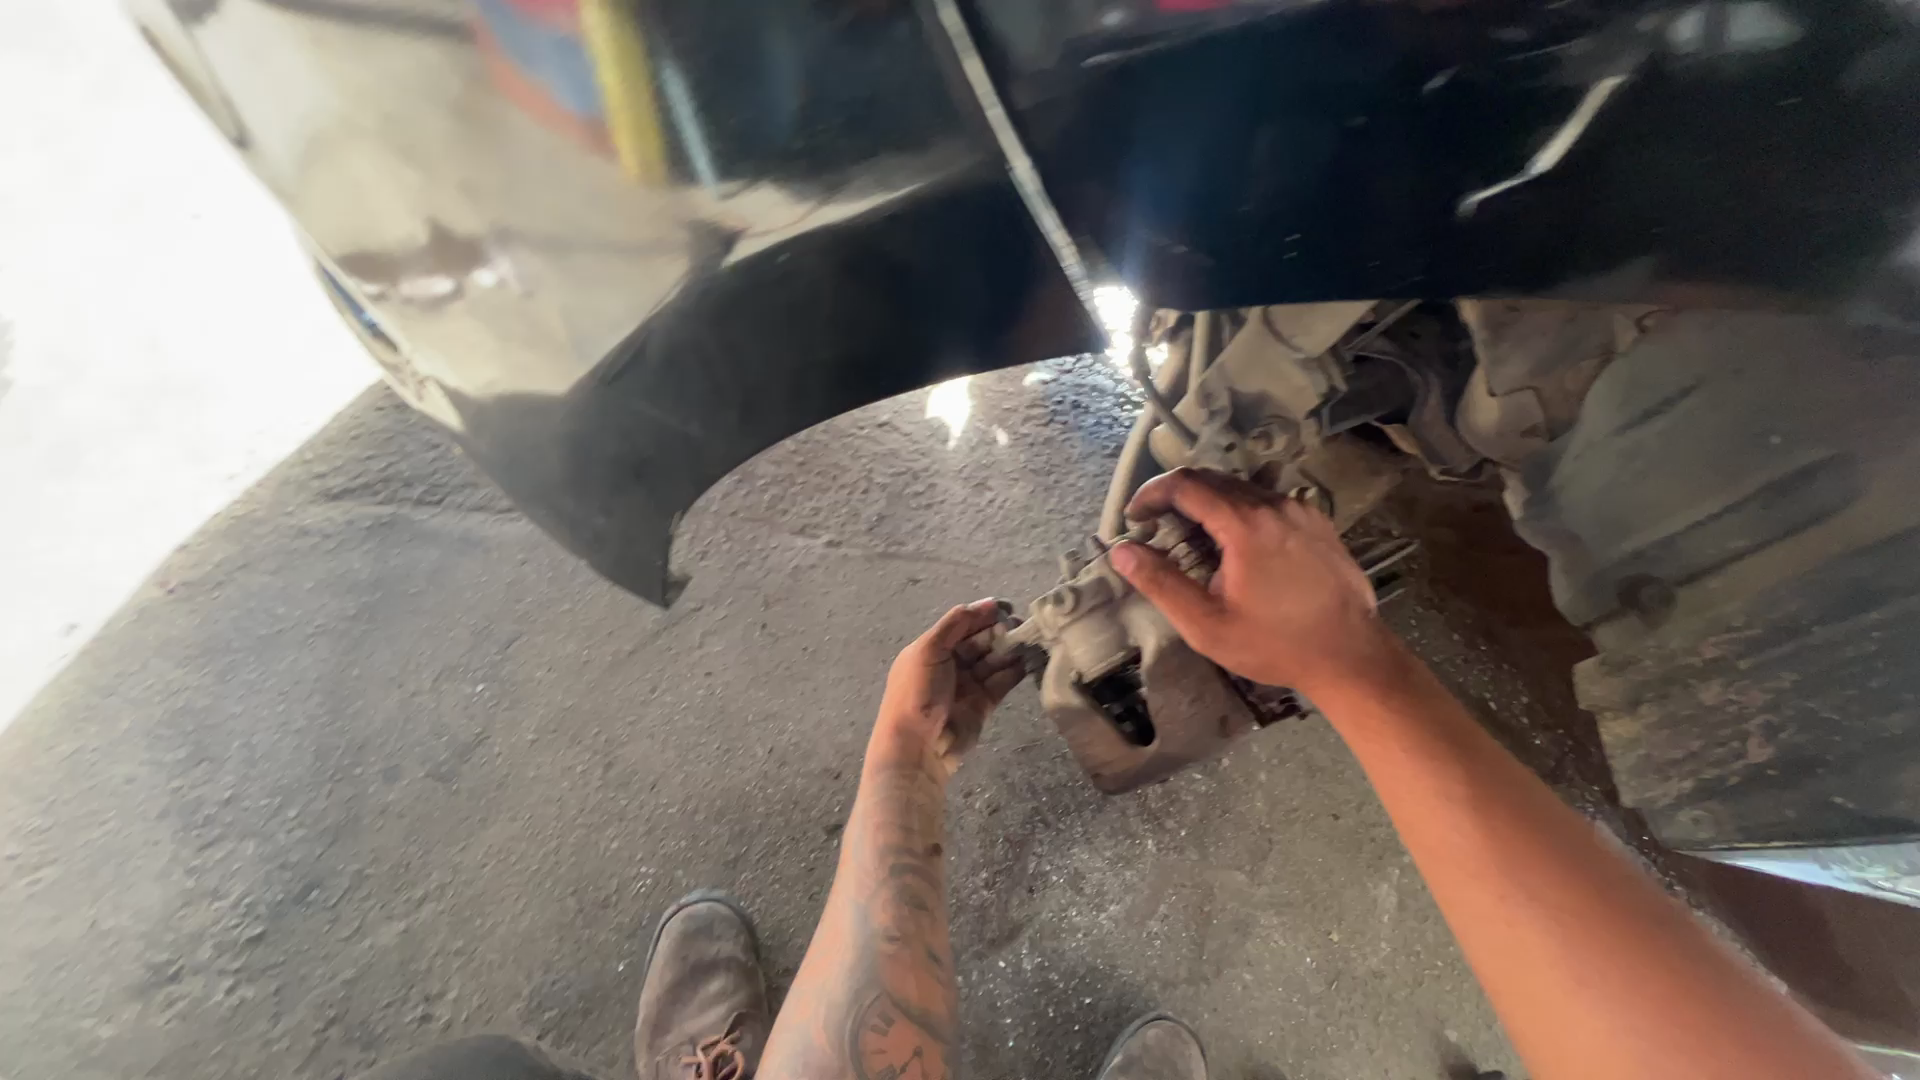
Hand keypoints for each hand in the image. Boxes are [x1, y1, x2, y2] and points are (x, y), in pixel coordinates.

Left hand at [873, 599, 1025, 778]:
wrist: (917, 747)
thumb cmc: (917, 693)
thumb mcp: (928, 650)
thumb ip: (955, 624)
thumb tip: (985, 603)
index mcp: (932, 648)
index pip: (962, 624)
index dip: (982, 614)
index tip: (1005, 607)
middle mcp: (950, 663)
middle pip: (980, 640)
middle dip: (999, 631)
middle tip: (1020, 625)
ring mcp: (968, 684)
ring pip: (994, 660)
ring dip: (1010, 649)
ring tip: (1030, 639)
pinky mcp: (984, 704)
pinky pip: (1002, 681)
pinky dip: (1016, 670)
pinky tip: (1030, 658)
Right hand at [1107, 468, 1395, 696]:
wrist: (1350, 656)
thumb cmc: (1274, 644)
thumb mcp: (1206, 624)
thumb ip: (1160, 583)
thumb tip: (1121, 552)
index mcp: (1245, 525)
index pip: (1185, 485)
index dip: (1151, 495)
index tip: (1134, 518)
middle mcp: (1274, 506)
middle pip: (1212, 480)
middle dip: (1175, 498)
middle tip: (1156, 528)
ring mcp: (1301, 511)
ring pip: (1241, 489)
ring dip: (1207, 504)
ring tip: (1192, 539)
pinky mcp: (1318, 523)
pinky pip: (1268, 503)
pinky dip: (1239, 512)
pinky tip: (1235, 546)